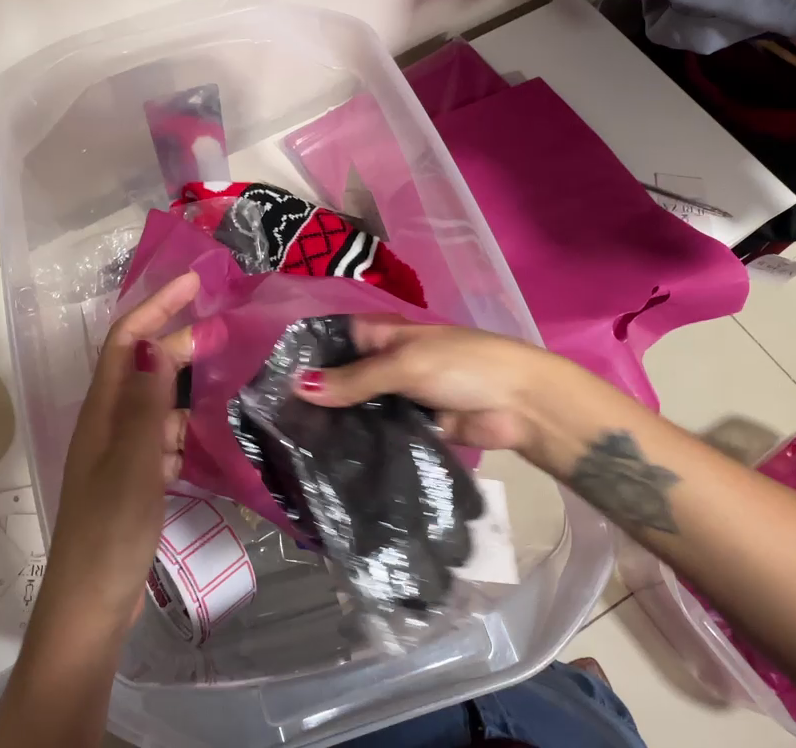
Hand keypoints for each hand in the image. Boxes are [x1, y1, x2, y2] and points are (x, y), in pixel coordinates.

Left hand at [41, 272, 199, 626]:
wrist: (92, 602)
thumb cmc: (111, 530)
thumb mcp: (133, 463)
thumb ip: (144, 404)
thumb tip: (154, 343)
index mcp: (101, 411)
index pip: (126, 340)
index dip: (156, 306)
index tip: (195, 282)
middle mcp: (108, 423)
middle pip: (144, 367)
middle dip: (181, 343)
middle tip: (228, 333)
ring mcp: (120, 453)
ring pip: (157, 405)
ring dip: (188, 390)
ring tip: (231, 383)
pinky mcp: (134, 480)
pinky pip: (164, 440)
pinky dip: (186, 432)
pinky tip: (213, 439)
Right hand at [295, 316, 577, 460]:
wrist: (524, 405)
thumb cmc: (465, 366)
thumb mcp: (405, 364)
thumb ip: (354, 379)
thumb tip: (296, 386)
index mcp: (386, 335)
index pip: (337, 340)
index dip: (309, 355)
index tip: (272, 379)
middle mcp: (388, 364)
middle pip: (345, 378)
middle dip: (318, 395)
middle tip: (276, 421)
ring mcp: (401, 399)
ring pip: (360, 410)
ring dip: (338, 423)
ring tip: (294, 445)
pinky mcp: (415, 430)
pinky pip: (380, 435)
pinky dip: (362, 445)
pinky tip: (331, 460)